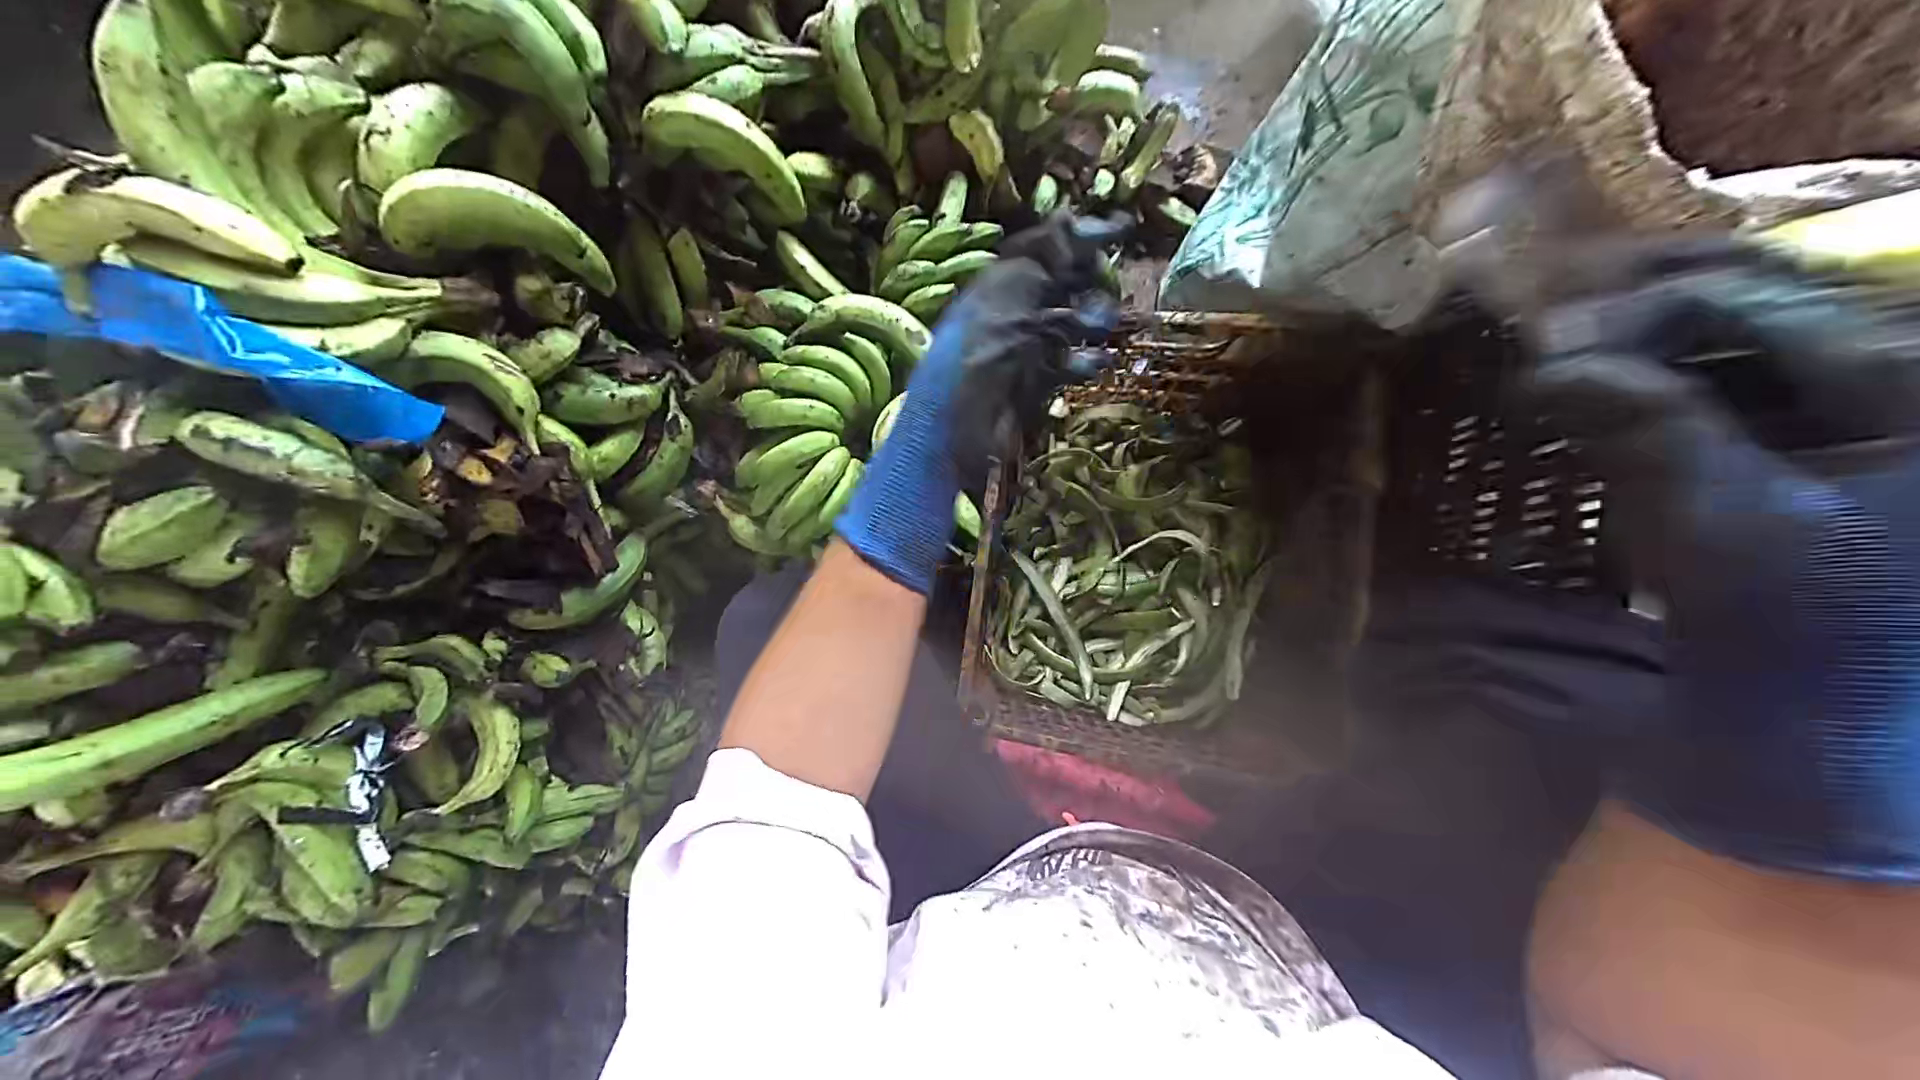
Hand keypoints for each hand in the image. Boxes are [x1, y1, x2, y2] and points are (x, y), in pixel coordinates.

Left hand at [835, 213, 1126, 593]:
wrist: (942, 453)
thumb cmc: (961, 381)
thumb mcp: (997, 315)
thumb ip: (1034, 272)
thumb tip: (1072, 227)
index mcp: (991, 293)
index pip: (1041, 249)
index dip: (1077, 236)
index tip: (1119, 228)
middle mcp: (1008, 316)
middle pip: (1061, 282)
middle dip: (1089, 279)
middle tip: (1109, 284)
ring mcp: (1023, 353)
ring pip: (1071, 322)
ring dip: (1091, 321)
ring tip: (1099, 327)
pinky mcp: (1033, 390)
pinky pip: (1067, 365)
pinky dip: (1083, 363)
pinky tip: (1090, 365)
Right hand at [1525, 246, 1919, 879]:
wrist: (1834, 756)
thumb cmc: (1804, 646)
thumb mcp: (1719, 525)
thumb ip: (1641, 423)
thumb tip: (1548, 360)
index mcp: (1919, 388)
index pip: (1752, 298)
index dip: (1629, 307)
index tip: (1528, 341)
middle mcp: (1899, 390)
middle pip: (1750, 306)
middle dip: (1630, 311)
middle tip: (1531, 331)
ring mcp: (1851, 430)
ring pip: (1727, 351)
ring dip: (1631, 349)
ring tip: (1548, 360)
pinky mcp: (1799, 472)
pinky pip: (1715, 403)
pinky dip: (1643, 395)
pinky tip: (1586, 403)